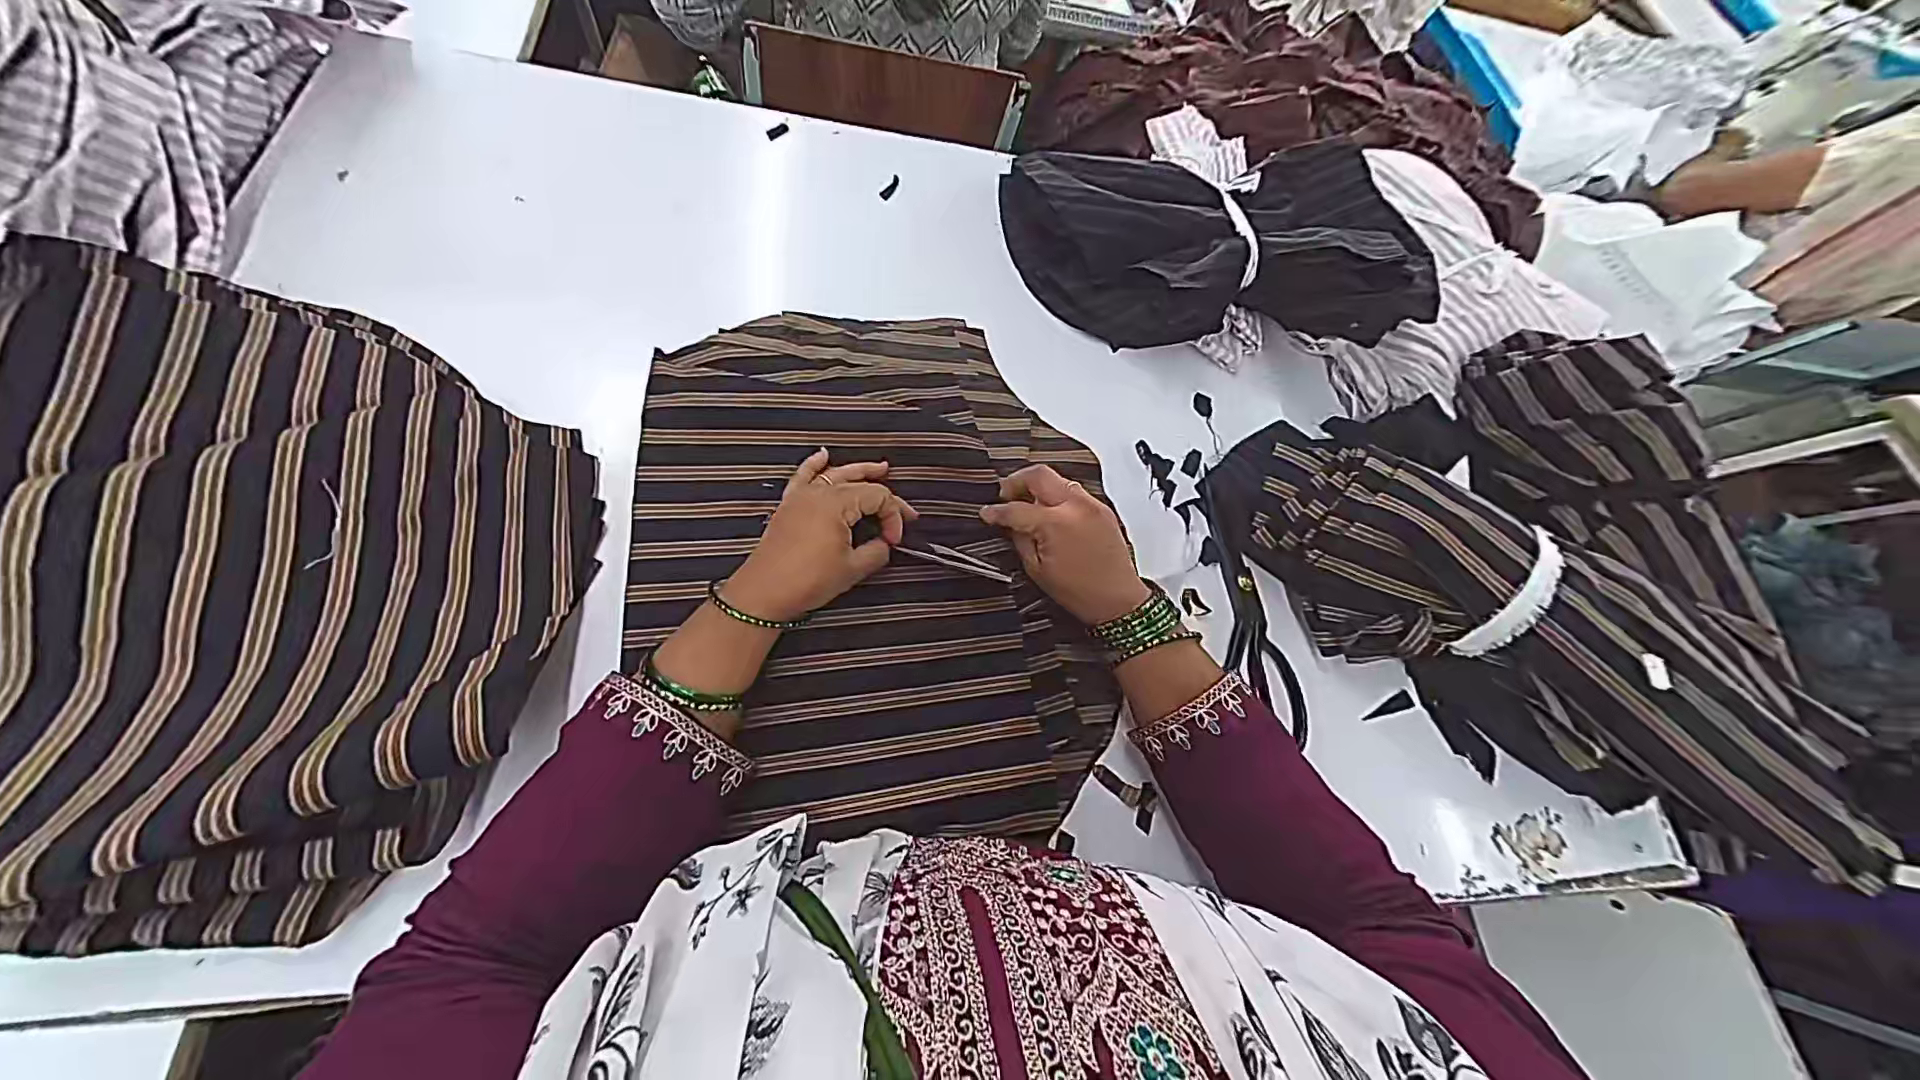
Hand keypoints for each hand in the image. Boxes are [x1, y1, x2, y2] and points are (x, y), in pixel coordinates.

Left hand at [722, 449, 918, 621]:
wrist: (764, 594)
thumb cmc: (806, 581)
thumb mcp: (853, 568)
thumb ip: (877, 551)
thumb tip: (884, 544)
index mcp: (836, 503)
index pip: (878, 497)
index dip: (893, 517)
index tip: (894, 541)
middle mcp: (818, 492)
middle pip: (860, 484)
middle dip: (885, 499)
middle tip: (905, 512)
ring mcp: (801, 496)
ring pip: (835, 474)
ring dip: (858, 471)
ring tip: (879, 468)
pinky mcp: (788, 506)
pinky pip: (803, 476)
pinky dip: (814, 464)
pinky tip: (822, 455)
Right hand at [979, 465, 1148, 625]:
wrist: (1117, 601)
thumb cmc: (1081, 592)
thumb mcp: (1036, 569)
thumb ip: (1020, 539)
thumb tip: (1009, 523)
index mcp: (1055, 523)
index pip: (1016, 508)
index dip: (996, 511)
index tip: (988, 513)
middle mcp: (1075, 507)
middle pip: (1038, 475)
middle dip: (1016, 482)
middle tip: (1005, 495)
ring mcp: (1091, 505)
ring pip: (1058, 479)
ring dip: (1039, 486)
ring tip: (1027, 502)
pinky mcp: (1102, 509)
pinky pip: (1074, 491)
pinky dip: (1058, 495)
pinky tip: (1050, 511)